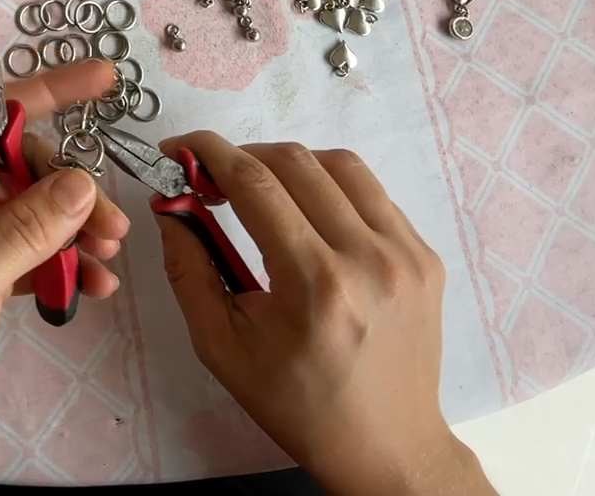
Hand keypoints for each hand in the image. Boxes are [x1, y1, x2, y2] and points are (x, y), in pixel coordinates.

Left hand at [0, 60, 128, 494]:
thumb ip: (23, 230)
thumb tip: (84, 182)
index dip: (49, 90)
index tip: (104, 77)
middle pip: (24, 163)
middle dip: (72, 186)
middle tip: (114, 228)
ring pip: (34, 208)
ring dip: (74, 228)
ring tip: (111, 259)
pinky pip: (32, 252)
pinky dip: (63, 263)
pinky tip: (95, 287)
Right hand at [158, 133, 494, 495]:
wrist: (387, 447)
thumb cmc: (294, 401)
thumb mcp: (219, 344)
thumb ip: (186, 266)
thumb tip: (170, 203)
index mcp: (314, 284)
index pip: (254, 182)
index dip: (208, 151)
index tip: (177, 148)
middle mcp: (367, 258)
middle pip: (293, 161)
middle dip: (239, 155)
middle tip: (211, 178)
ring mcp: (406, 253)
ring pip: (336, 163)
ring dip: (285, 163)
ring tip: (259, 189)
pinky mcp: (425, 255)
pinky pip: (368, 190)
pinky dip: (326, 184)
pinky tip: (306, 212)